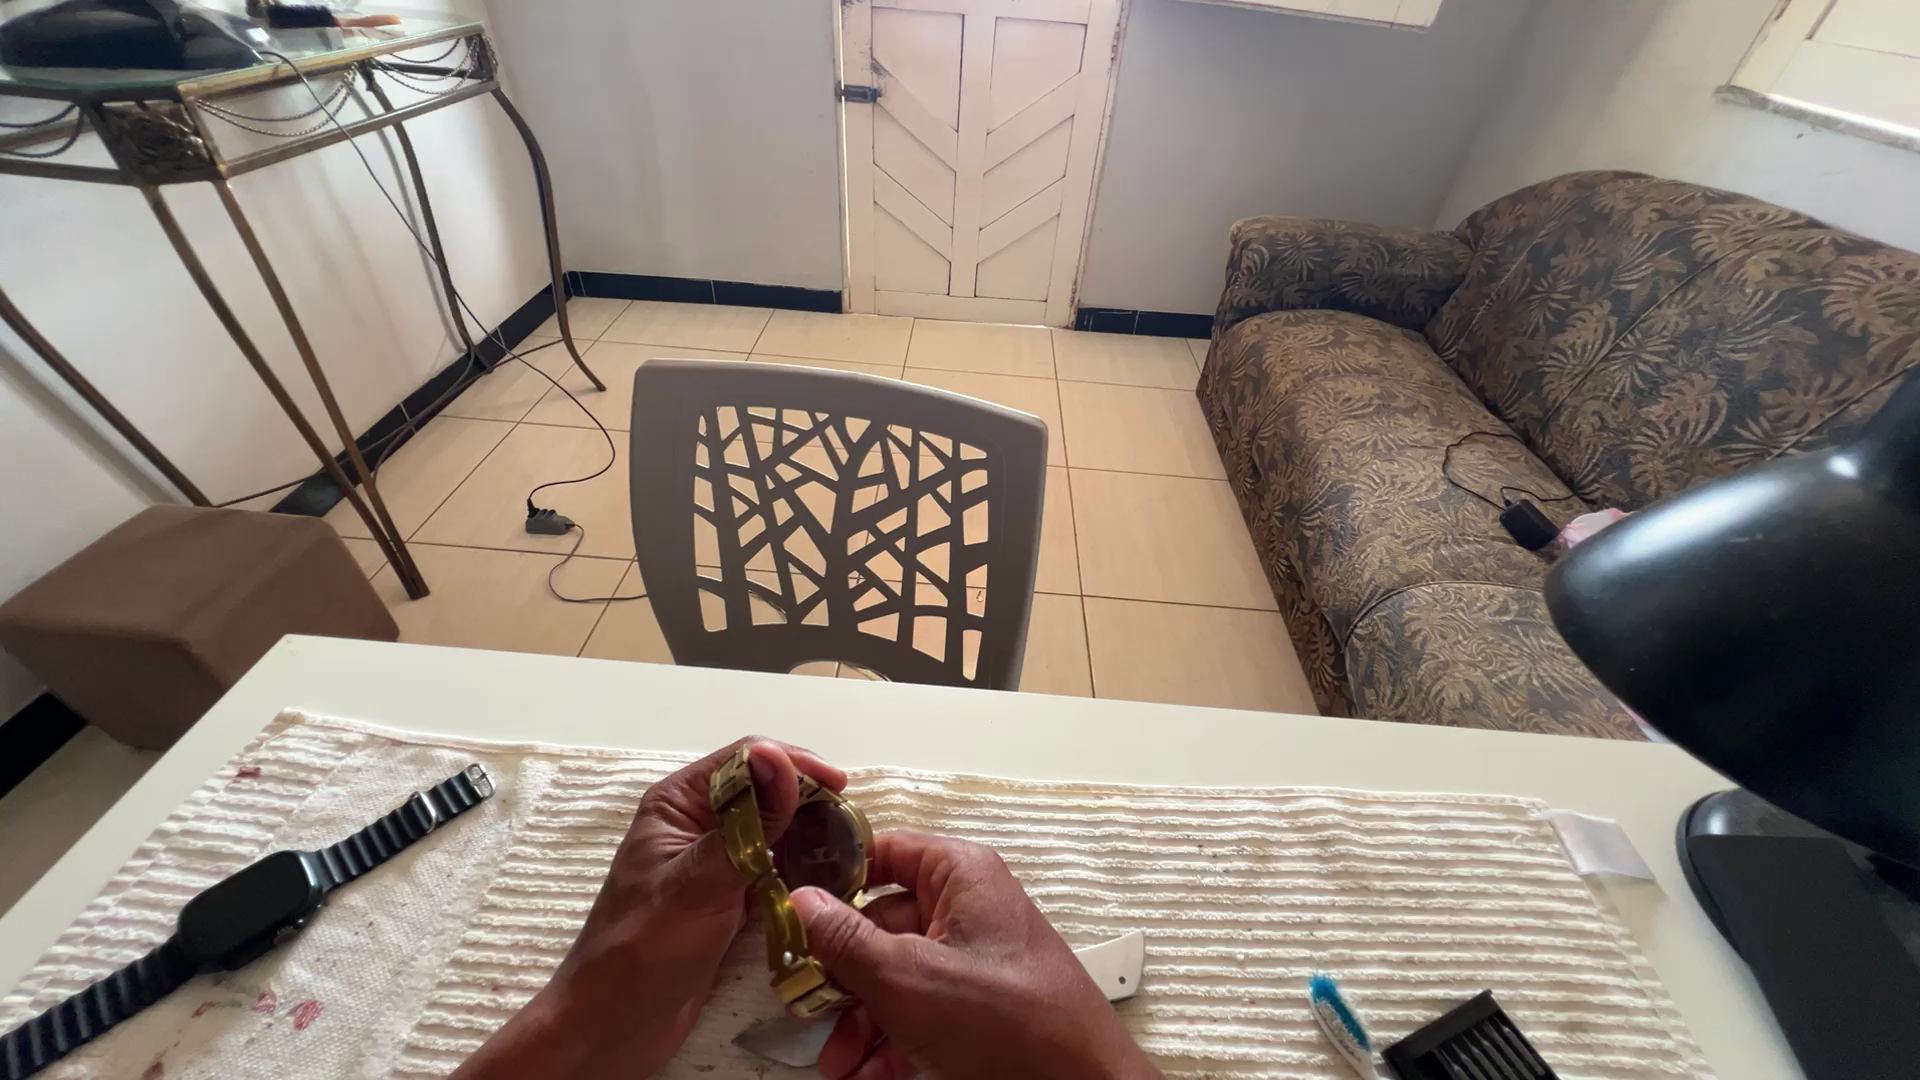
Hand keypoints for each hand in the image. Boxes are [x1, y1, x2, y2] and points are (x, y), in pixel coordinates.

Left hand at [452, 737, 846, 1079]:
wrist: (610, 1033)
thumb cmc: (644, 950)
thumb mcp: (701, 881)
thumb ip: (749, 821)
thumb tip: (780, 755)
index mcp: (678, 802)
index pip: (746, 758)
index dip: (794, 763)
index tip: (838, 784)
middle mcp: (696, 820)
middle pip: (762, 788)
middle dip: (805, 796)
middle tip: (847, 816)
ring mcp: (711, 857)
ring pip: (770, 825)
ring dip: (804, 829)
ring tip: (844, 842)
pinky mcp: (724, 891)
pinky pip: (769, 862)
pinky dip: (796, 864)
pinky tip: (822, 874)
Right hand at [792, 831, 1161, 1079]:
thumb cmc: (1007, 1021)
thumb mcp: (910, 978)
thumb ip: (847, 941)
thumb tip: (801, 901)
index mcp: (959, 873)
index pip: (885, 851)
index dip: (837, 876)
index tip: (794, 908)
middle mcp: (966, 905)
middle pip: (883, 921)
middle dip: (842, 973)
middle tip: (805, 1004)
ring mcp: (972, 956)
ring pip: (896, 972)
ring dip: (859, 1019)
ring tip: (837, 1062)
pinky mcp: (978, 1003)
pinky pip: (920, 1007)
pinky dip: (890, 1041)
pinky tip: (865, 1076)